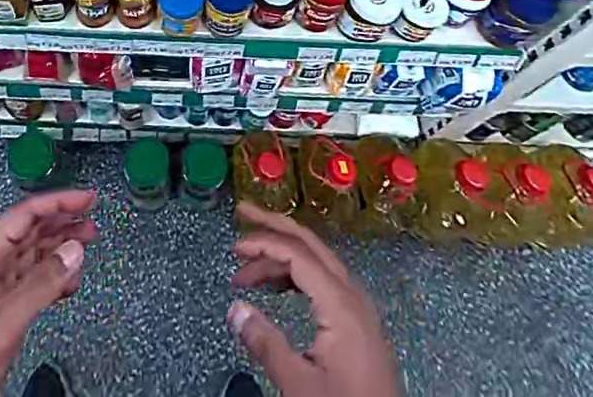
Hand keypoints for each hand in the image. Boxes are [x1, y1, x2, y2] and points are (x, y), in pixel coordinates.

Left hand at [0, 190, 96, 396]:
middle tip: (92, 218)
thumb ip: (42, 284)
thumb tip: (74, 250)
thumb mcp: (3, 320)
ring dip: (61, 247)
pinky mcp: (1, 312)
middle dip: (63, 221)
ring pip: (34, 254)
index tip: (86, 199)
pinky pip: (34, 281)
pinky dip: (56, 277)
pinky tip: (70, 282)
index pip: (24, 214)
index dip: (57, 202)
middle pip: (31, 230)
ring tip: (86, 243)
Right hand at [227, 203, 404, 396]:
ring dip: (280, 258)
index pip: (298, 253)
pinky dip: (296, 275)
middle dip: (274, 226)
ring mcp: (357, 305)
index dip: (264, 242)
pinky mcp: (356, 321)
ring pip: (315, 262)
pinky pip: (323, 281)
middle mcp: (351, 293)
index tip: (235, 247)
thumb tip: (235, 309)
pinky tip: (276, 286)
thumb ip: (266, 344)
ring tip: (246, 272)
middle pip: (310, 243)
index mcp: (340, 301)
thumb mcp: (300, 386)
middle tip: (243, 214)